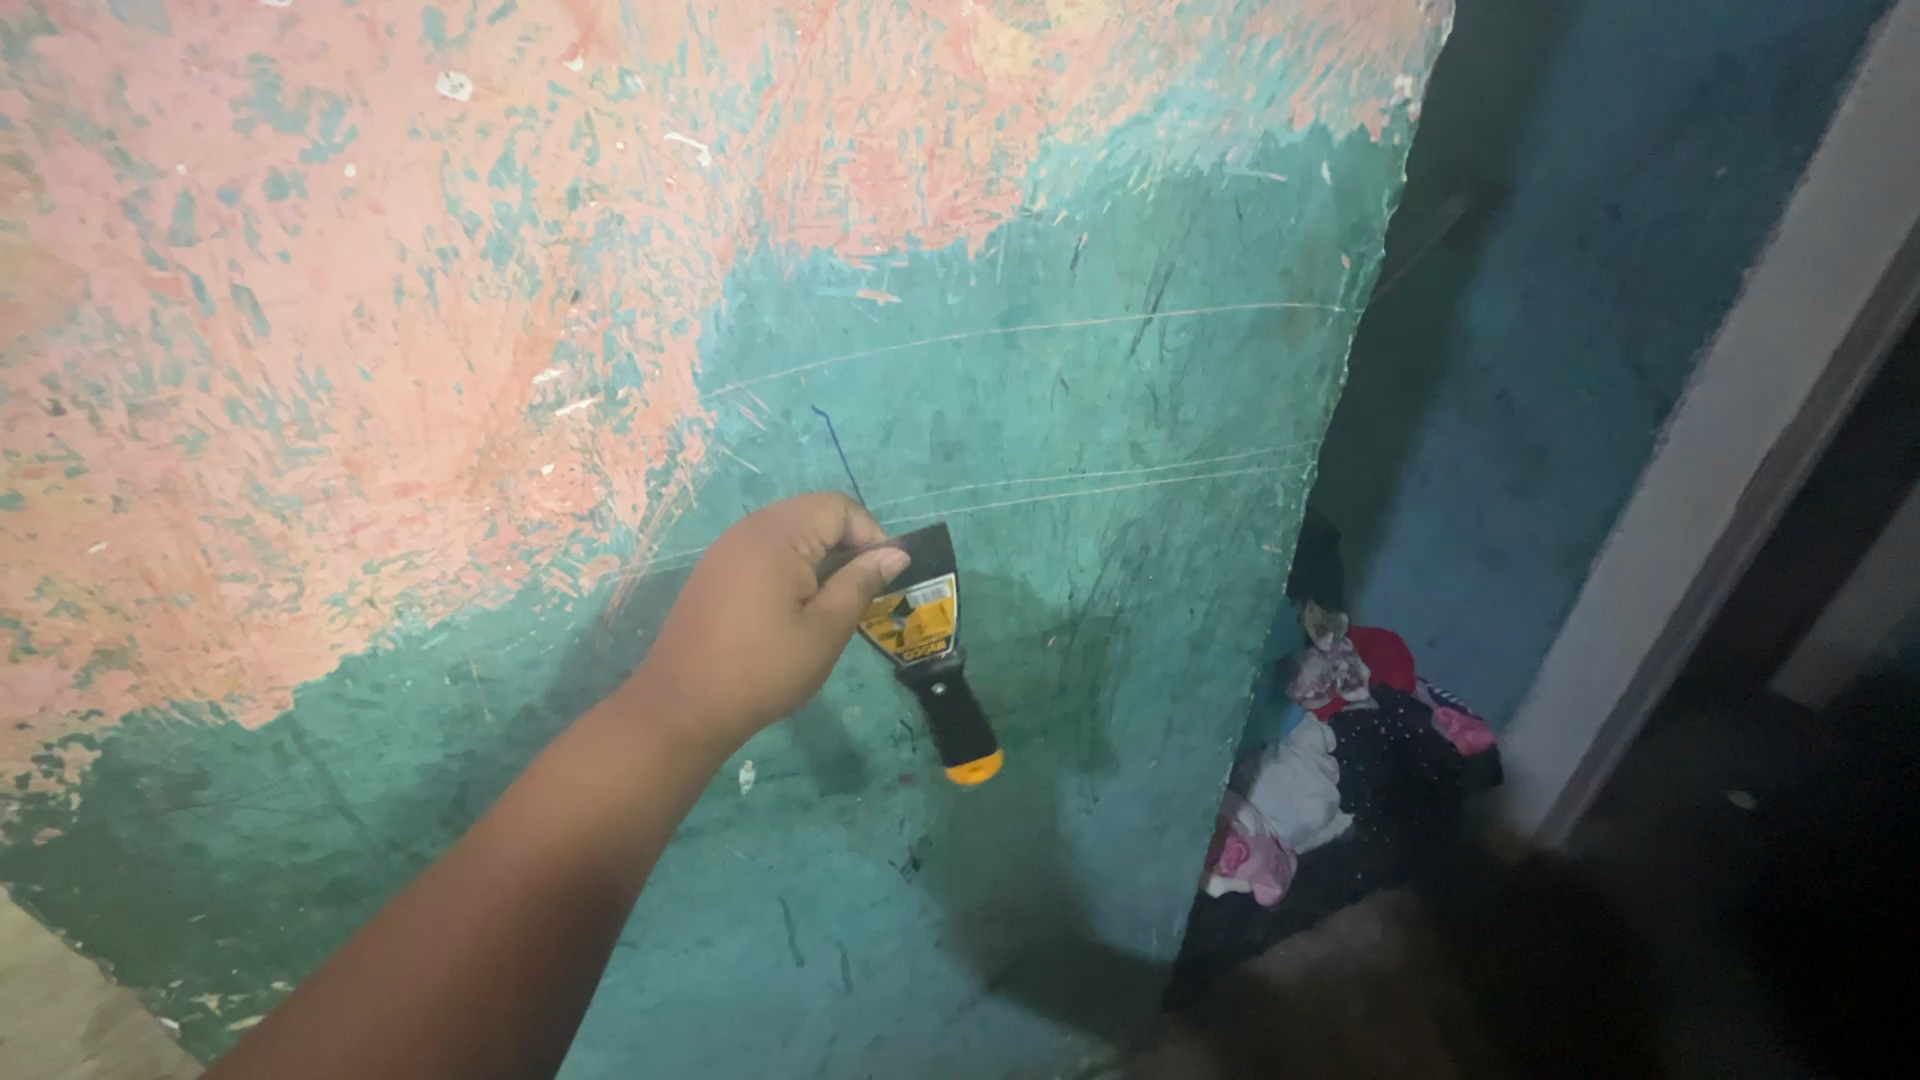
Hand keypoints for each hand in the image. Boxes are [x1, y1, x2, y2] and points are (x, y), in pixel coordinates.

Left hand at [625, 493, 910, 748]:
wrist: (682, 707)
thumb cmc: (763, 669)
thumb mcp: (826, 629)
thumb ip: (861, 583)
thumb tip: (896, 554)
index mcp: (777, 535)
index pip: (840, 507)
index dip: (871, 535)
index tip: (883, 578)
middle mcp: (750, 529)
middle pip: (814, 513)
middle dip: (847, 545)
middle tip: (862, 592)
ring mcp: (728, 549)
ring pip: (791, 532)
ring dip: (821, 558)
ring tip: (833, 603)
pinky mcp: (716, 571)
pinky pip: (766, 551)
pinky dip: (793, 567)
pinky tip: (796, 609)